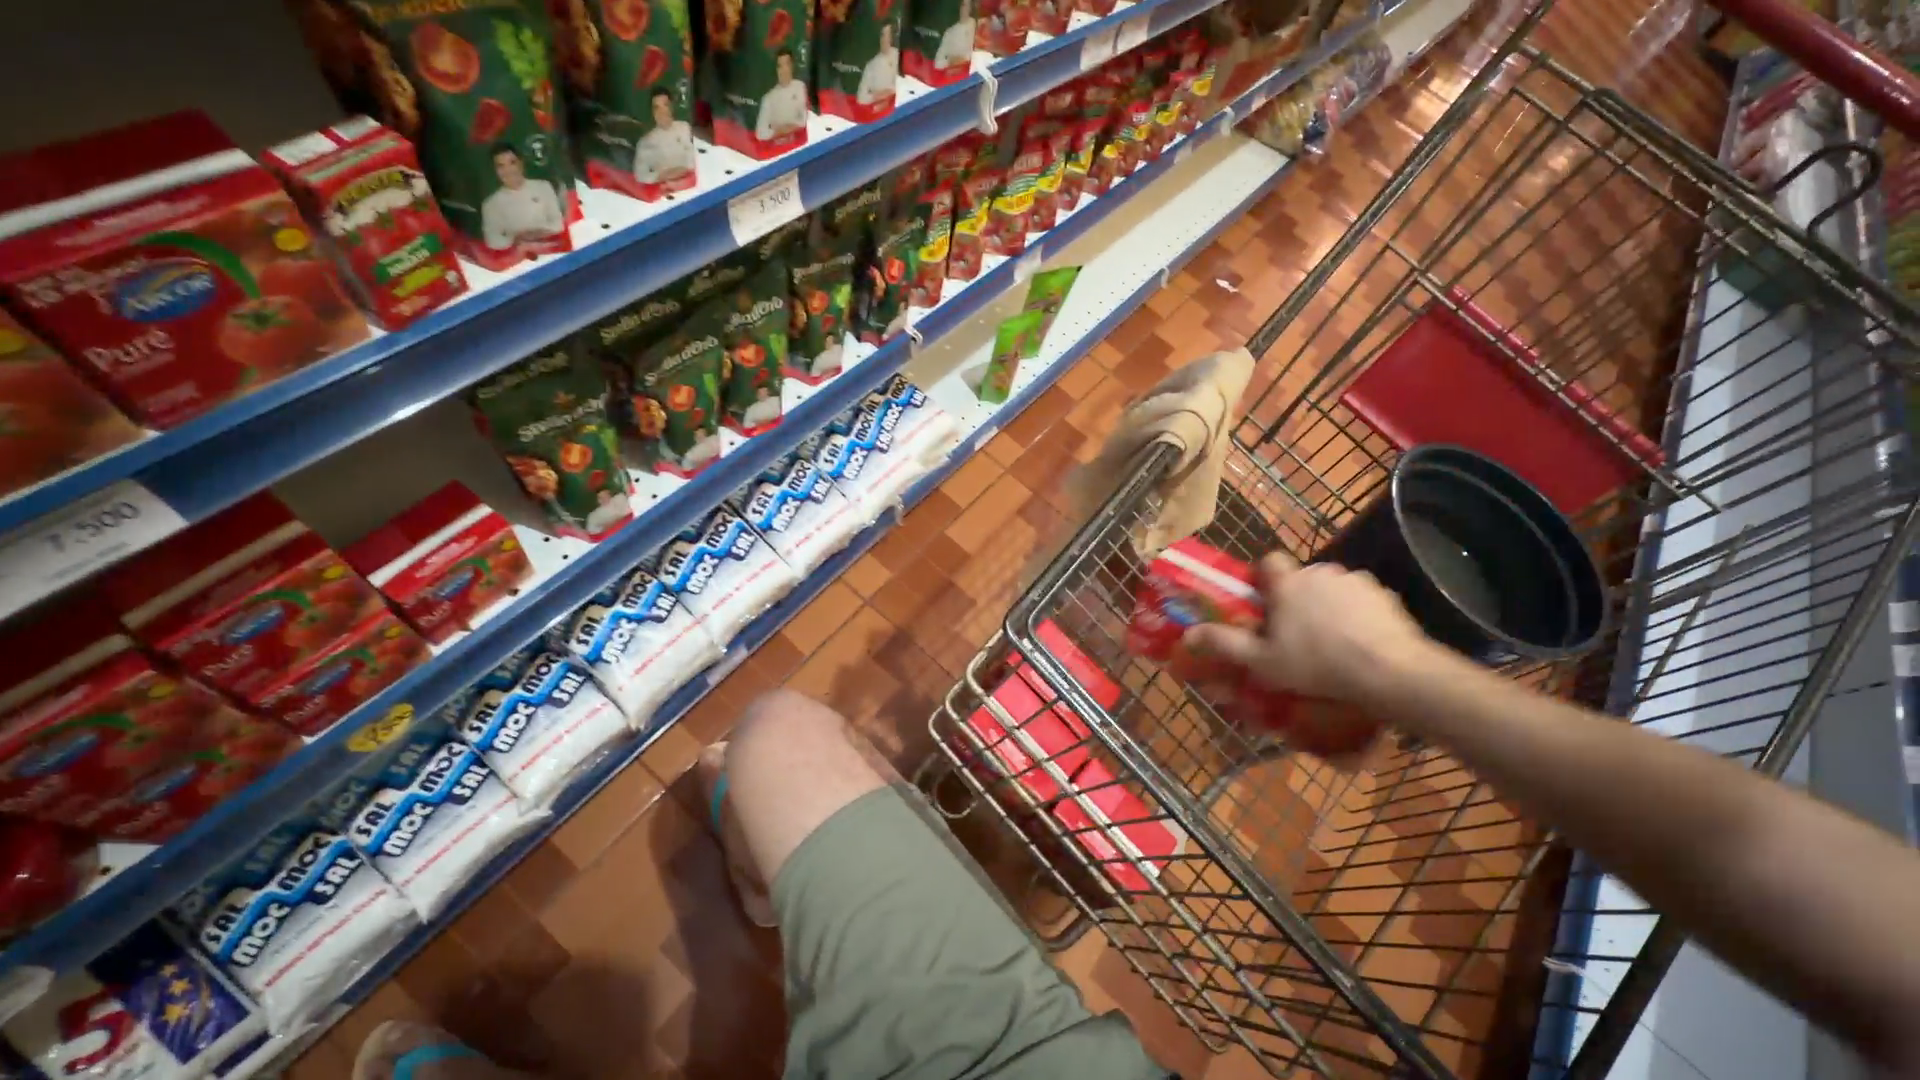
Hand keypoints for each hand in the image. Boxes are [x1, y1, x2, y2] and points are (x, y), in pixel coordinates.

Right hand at [1182, 554, 1437, 704]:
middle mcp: (1319, 572)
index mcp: (1288, 583)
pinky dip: (1357, 614)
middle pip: (1301, 578)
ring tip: (1331, 642)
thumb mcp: (1263, 661)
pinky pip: (1361, 599)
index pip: (1269, 561)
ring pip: (1332, 588)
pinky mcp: (1384, 595)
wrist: (1388, 670)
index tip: (1265, 602)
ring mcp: (1355, 580)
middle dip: (1297, 598)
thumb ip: (1225, 644)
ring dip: (1328, 606)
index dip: (1265, 578)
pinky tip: (1360, 642)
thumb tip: (1189, 634)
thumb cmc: (1317, 664)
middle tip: (1296, 633)